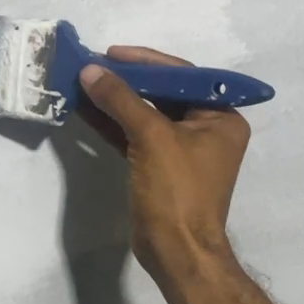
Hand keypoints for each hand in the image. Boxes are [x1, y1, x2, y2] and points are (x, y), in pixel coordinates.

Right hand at [76, 46, 250, 284]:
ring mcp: (181, 150)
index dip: (146, 61)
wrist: (176, 250)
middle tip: (93, 66)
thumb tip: (90, 70)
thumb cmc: (177, 190)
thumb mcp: (151, 136)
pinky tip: (85, 109)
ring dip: (114, 100)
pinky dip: (111, 122)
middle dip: (126, 80)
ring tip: (83, 82)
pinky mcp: (158, 167)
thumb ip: (120, 99)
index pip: (183, 75)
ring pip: (144, 114)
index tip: (111, 53)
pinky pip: (133, 135)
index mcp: (220, 117)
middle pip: (162, 93)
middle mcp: (205, 130)